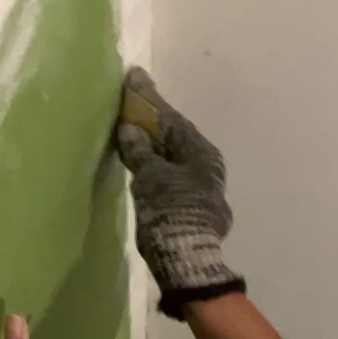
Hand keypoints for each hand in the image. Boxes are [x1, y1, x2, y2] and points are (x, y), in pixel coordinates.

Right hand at [114, 67, 244, 318]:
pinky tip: (144, 164)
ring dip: (154, 144)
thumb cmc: (170, 211)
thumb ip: (140, 150)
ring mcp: (202, 188)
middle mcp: (207, 166)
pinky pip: (170, 174)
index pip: (171, 118)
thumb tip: (130, 129)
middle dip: (153, 121)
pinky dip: (156, 164)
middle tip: (132, 102)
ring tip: (135, 130)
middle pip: (175, 137)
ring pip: (174, 156)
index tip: (135, 79)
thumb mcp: (150, 176)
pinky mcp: (192, 207)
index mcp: (201, 153)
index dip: (150, 99)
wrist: (186, 259)